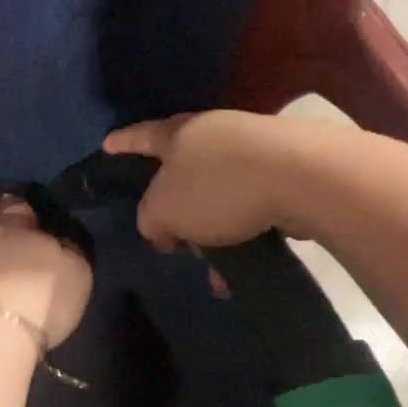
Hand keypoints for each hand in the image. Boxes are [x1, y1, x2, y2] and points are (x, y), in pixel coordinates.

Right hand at [103, 110, 304, 251]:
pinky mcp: (284, 174)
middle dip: (173, 200)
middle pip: (184, 166)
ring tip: (209, 266)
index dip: (124, 142)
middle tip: (166, 225)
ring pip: (218, 194)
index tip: (107, 145)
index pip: (143, 135)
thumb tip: (159, 228)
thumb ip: (151, 218)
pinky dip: (241, 238)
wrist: (300, 176)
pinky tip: (239, 272)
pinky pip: (250, 210)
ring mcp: (252, 152)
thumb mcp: (165, 209)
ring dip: (211, 230)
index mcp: (179, 134)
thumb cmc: (218, 186)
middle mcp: (214, 134)